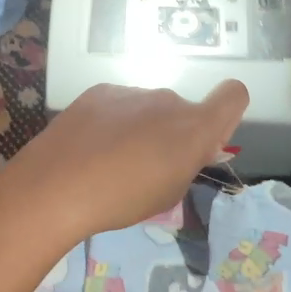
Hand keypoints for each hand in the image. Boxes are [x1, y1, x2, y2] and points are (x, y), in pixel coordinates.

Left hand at [0, 81, 248, 241]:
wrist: (56, 186)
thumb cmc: (122, 200)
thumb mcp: (168, 193)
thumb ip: (186, 164)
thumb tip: (187, 150)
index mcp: (194, 128)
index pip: (234, 96)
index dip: (227, 112)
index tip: (206, 138)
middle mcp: (168, 101)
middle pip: (181, 112)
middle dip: (170, 134)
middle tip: (144, 167)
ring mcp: (131, 91)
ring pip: (146, 109)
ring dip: (138, 128)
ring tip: (108, 161)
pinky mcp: (99, 91)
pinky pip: (117, 104)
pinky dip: (111, 121)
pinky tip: (89, 147)